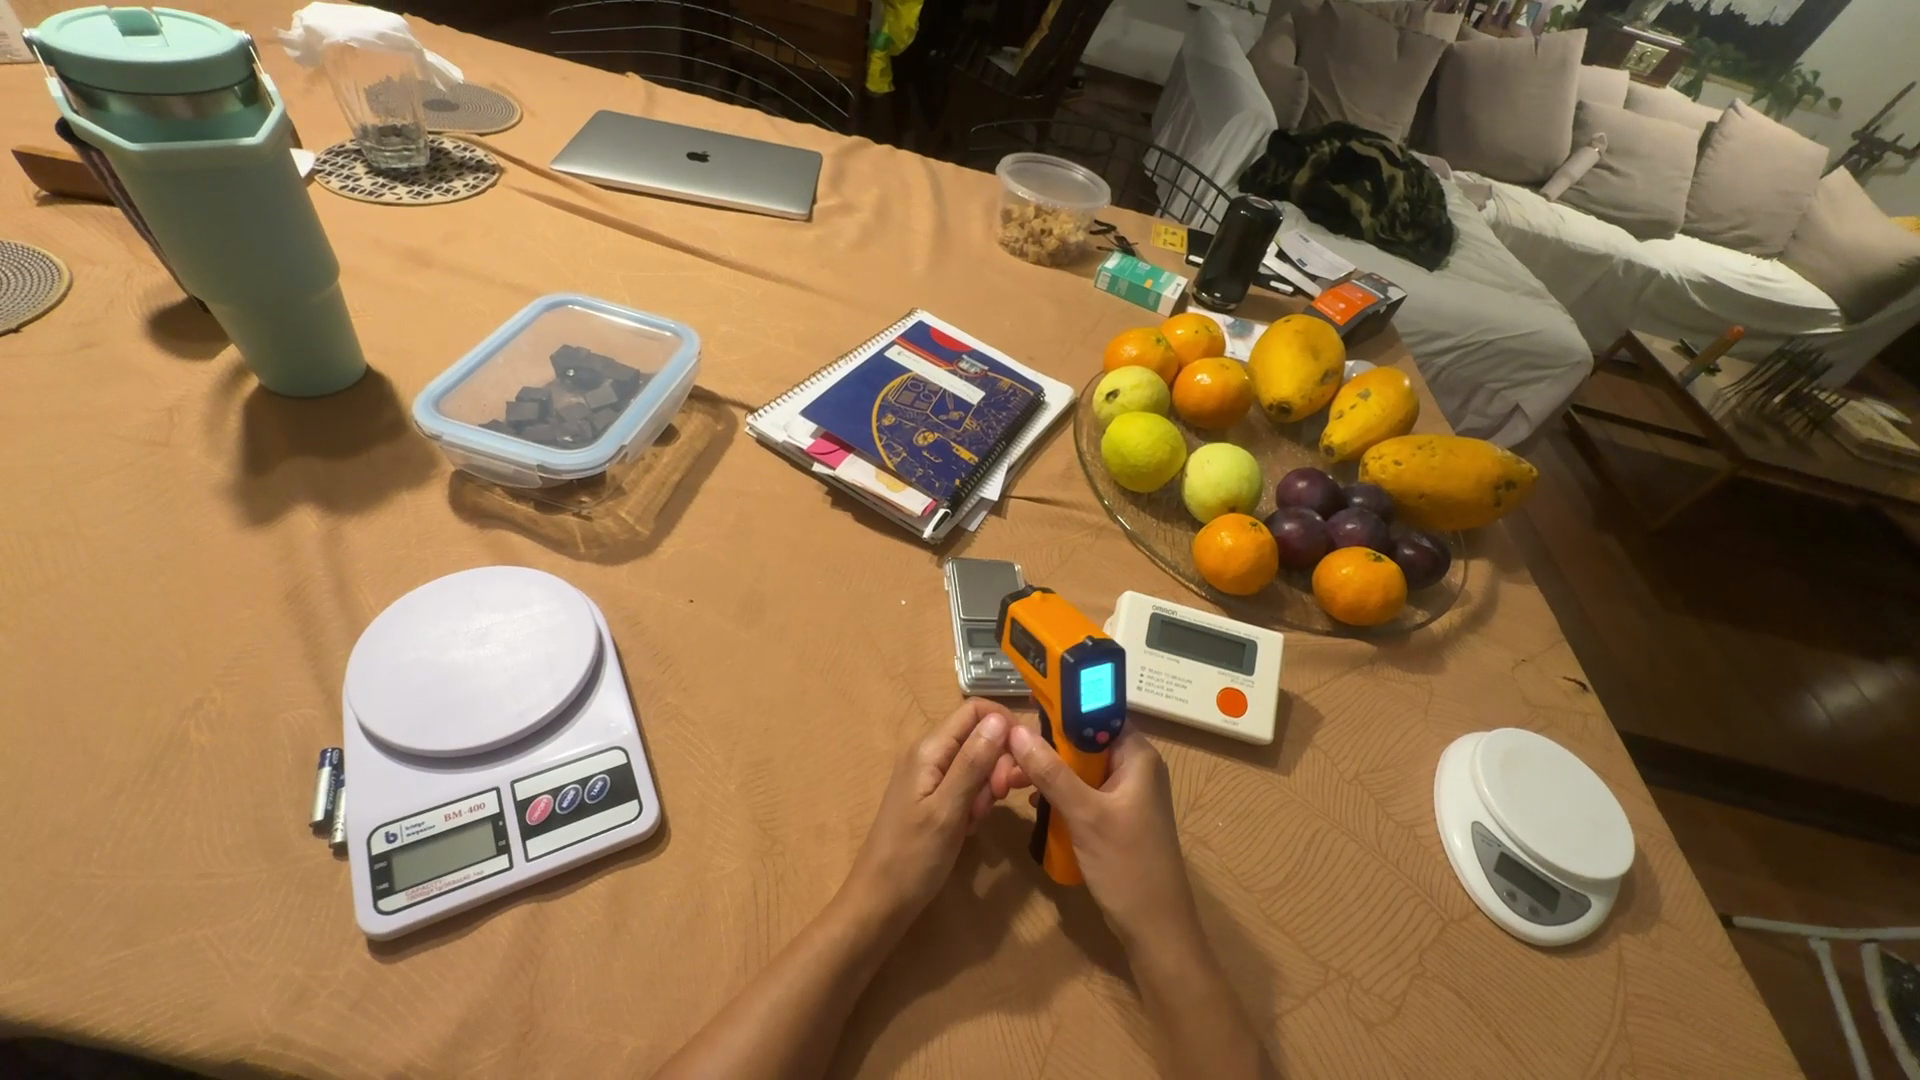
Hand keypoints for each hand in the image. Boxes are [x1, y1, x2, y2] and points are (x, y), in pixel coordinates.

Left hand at [839, 700, 1011, 929]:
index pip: (975, 710)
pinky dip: (976, 800)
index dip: (1004, 726)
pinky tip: (971, 825)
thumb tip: (999, 719)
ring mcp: (929, 776)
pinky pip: (965, 784)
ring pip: (975, 761)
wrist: (880, 902)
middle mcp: (928, 753)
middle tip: (1002, 796)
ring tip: (979, 817)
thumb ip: (973, 762)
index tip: (1022, 760)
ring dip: (988, 784)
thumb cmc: (913, 857)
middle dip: (999, 760)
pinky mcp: (933, 797)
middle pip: (978, 735)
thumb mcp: (948, 810)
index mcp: (929, 748)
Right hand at [1006, 725, 1199, 946]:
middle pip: (1084, 741)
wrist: (1156, 931)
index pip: (1098, 713)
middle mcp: (1134, 767)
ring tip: (1015, 781)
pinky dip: (1061, 794)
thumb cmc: (1128, 866)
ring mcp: (1126, 794)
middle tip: (1011, 755)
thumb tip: (1016, 731)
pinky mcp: (1116, 817)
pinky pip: (1083, 792)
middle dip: (1048, 746)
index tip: (1025, 709)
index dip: (1063, 708)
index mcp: (1137, 756)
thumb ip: (1051, 772)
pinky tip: (1037, 805)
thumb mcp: (1085, 815)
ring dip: (1050, 772)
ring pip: (1080, 768)